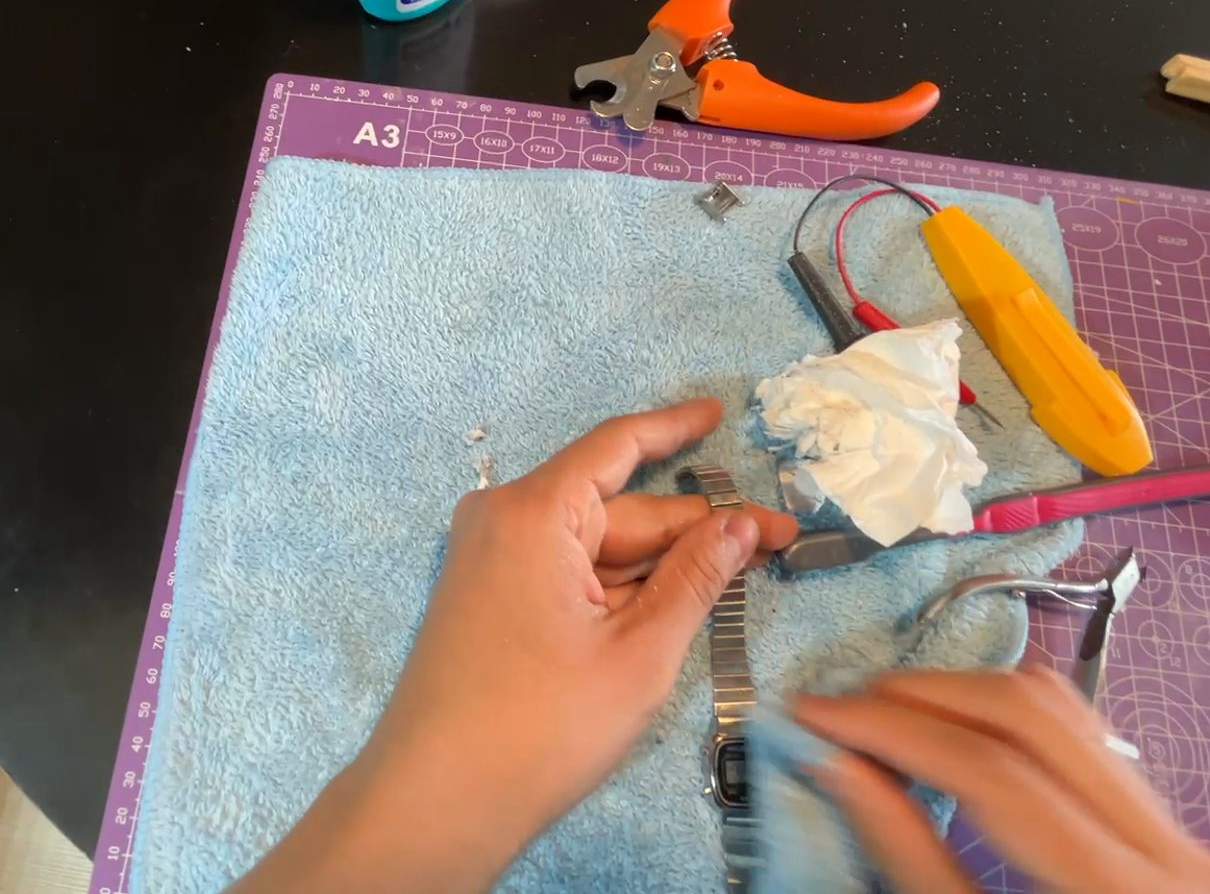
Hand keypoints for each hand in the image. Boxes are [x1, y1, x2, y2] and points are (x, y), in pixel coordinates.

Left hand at [232, 399, 795, 893]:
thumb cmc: (541, 727)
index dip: (673, 427)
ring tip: (736, 571)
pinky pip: (564, 565)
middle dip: (692, 526)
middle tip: (773, 539)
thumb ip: (694, 577)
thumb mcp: (637, 652)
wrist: (436, 797)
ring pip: (592, 541)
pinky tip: (670, 596)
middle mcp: (504, 514)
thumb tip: (742, 524)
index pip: (615, 446)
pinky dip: (615, 580)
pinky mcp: (488, 584)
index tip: (717, 411)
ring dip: (659, 559)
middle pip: (615, 506)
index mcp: (533, 510)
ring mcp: (491, 550)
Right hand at [795, 667, 1209, 893]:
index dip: (886, 728)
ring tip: (885, 717)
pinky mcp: (1163, 822)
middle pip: (1023, 712)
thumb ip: (906, 852)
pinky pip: (1072, 725)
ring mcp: (1179, 830)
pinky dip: (993, 707)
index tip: (809, 712)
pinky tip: (947, 726)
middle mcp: (1174, 851)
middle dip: (915, 695)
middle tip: (843, 711)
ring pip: (1051, 704)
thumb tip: (830, 758)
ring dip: (950, 693)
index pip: (988, 769)